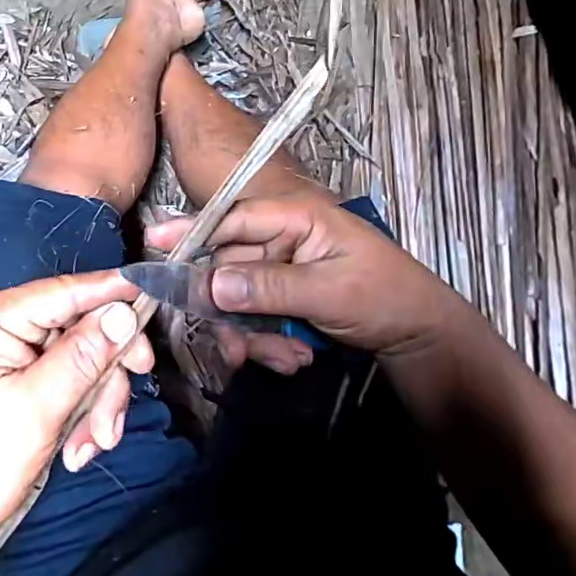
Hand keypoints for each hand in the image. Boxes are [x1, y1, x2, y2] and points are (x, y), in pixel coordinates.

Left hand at [0, 271, 154, 556]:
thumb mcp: (34, 408)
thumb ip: (83, 357)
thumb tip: (124, 314)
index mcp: (1, 317)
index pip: (73, 289)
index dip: (118, 295)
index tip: (160, 301)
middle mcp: (12, 326)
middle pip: (87, 326)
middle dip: (108, 373)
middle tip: (116, 412)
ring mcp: (21, 355)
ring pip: (89, 358)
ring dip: (99, 402)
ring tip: (89, 444)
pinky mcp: (29, 381)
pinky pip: (76, 381)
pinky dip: (87, 412)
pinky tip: (78, 446)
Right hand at [147, 198, 468, 356]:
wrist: (420, 334)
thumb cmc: (384, 296)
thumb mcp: (328, 291)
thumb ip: (268, 286)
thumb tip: (209, 284)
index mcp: (297, 217)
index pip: (235, 218)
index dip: (194, 229)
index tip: (155, 242)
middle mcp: (284, 237)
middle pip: (230, 265)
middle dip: (232, 311)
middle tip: (239, 352)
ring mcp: (284, 267)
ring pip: (240, 297)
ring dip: (255, 334)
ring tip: (288, 358)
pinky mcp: (285, 294)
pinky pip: (257, 314)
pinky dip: (267, 340)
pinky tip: (293, 357)